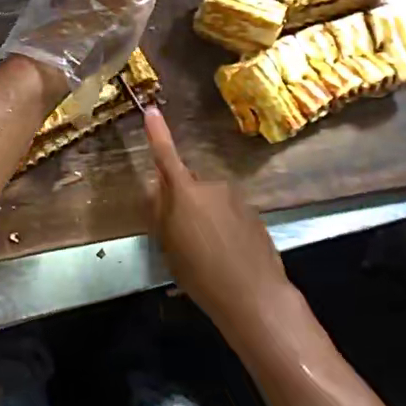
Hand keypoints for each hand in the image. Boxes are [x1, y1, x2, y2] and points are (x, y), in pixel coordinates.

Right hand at [141, 105, 290, 334]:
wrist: (254, 295)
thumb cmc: (201, 273)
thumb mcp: (169, 246)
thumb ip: (161, 212)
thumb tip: (158, 187)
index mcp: (185, 192)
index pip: (165, 155)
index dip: (157, 133)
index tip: (151, 110)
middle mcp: (211, 187)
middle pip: (189, 187)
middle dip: (183, 202)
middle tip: (182, 238)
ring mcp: (235, 199)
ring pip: (210, 202)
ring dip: (205, 218)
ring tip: (207, 254)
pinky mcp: (253, 213)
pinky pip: (228, 214)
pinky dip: (223, 228)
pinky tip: (226, 255)